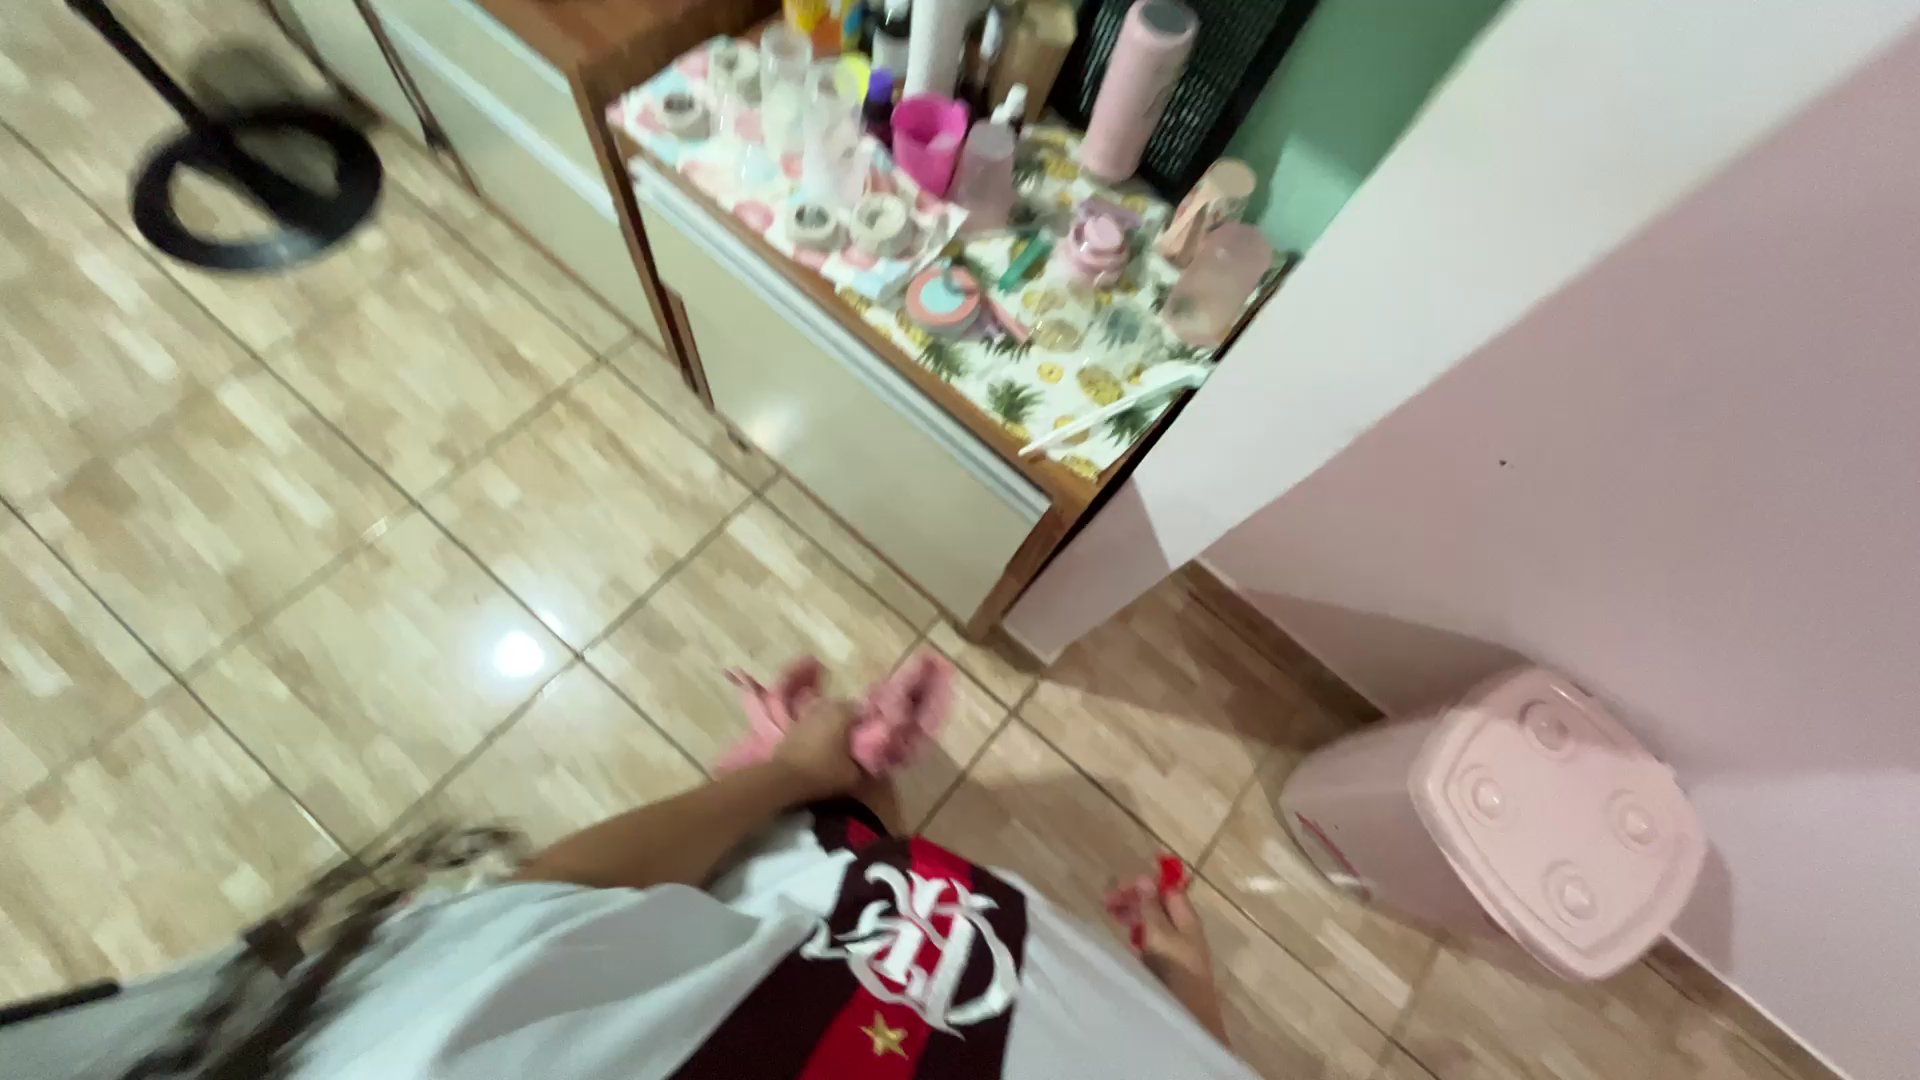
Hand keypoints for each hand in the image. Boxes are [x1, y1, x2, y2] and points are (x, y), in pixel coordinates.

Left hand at [770, 695, 862, 799]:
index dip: (868, 723)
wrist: (783, 778)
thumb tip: (870, 761)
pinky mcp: (793, 726)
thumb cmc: (823, 772)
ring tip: (837, 742)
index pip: (862, 710)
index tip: (871, 737)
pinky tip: (820, 745)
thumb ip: (865, 765)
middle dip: (850, 720)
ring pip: (826, 714)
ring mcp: (807, 715)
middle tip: (855, 739)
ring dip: (832, 724)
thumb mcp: (853, 775)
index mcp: (842, 713)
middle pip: (843, 708)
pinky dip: (818, 730)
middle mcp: (825, 708)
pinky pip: (812, 723)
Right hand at [1109, 874, 1226, 1040]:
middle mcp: (1183, 929)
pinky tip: (1127, 942)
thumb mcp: (1159, 934)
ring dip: (1133, 916)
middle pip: (1158, 904)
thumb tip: (1144, 877)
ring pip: (1153, 922)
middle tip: (1107, 905)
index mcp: (1186, 917)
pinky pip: (1152, 940)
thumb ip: (1151, 907)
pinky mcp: (1170, 965)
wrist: (1190, 1018)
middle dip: (1133, 900)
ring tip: (1113, 919)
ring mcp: (1177, 947)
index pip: (1165, 888)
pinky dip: (1138, 935)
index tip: (1116, 891)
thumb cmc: (1175, 971)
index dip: (1141, 885)